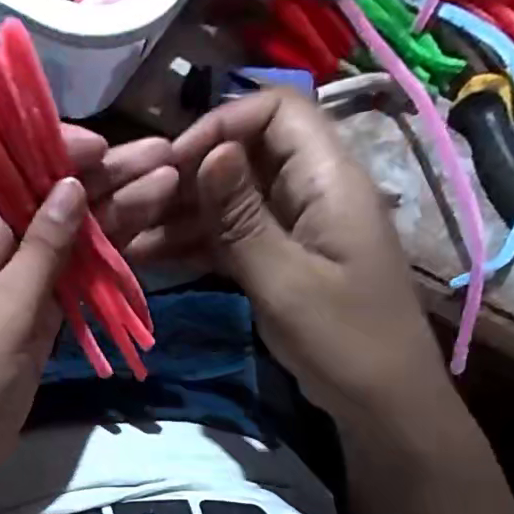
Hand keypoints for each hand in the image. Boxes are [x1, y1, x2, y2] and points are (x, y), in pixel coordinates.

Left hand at [0, 126, 177, 513]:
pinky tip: (149, 231)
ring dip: (117, 211)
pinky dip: (109, 256)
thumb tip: (72, 185)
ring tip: (171, 182)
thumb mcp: (7, 308)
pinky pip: (76, 272)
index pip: (8, 168)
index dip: (55, 150)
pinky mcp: (40, 309)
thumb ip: (44, 246)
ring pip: (71, 235)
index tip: (104, 148)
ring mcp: (20, 278)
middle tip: (165, 157)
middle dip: (104, 178)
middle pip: (49, 197)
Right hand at [141, 90, 438, 416]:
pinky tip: (154, 259)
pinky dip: (200, 246)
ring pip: (235, 201)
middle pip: (247, 156)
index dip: (221, 124)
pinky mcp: (286, 262)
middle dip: (190, 175)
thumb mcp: (284, 280)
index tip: (172, 163)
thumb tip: (209, 151)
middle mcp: (314, 192)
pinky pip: (238, 238)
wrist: (382, 402)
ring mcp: (299, 228)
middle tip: (136, 206)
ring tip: (131, 237)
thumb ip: (243, 217)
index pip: (277, 111)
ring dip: (185, 216)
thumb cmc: (342, 340)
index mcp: (328, 179)